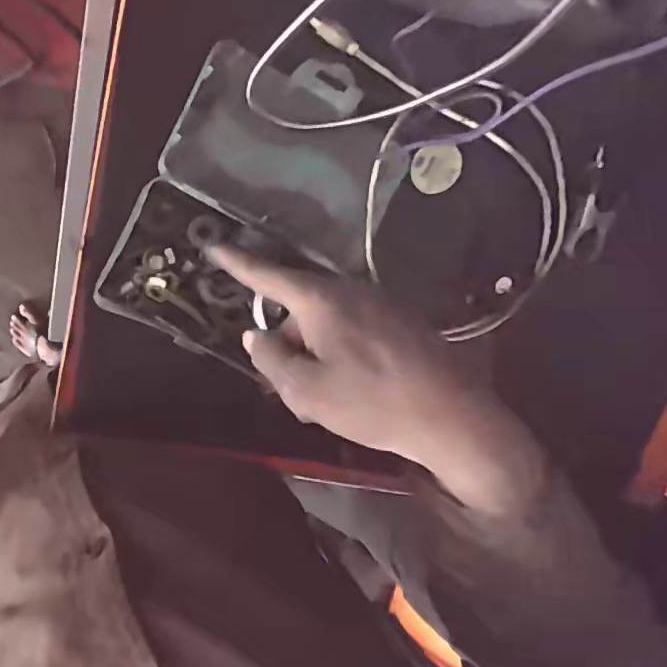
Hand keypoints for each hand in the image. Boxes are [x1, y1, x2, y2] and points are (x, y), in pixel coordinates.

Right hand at [211, 245, 548, 517]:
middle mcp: (350, 291)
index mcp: (322, 301)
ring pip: (326, 321)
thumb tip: (257, 335)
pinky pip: (351, 328)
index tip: (213, 247)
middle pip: (298, 306)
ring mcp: (379, 303)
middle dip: (286, 339)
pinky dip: (338, 352)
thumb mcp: (307, 391)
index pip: (267, 275)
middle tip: (288, 385)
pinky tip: (352, 388)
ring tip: (323, 398)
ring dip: (313, 351)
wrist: (453, 419)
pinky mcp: (400, 320)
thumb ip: (272, 360)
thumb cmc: (372, 404)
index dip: (236, 262)